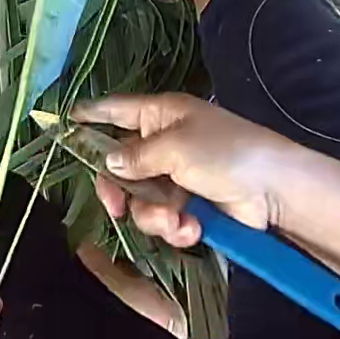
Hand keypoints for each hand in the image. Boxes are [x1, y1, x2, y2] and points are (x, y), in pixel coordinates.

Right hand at [71, 94, 313, 247]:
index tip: (65, 121)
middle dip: (120, 189)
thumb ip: (137, 156)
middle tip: (116, 206)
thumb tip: (109, 161)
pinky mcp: (190, 204)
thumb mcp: (176, 147)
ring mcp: (177, 175)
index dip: (91, 114)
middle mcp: (164, 142)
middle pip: (122, 164)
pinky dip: (176, 227)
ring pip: (141, 198)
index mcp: (161, 115)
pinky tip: (193, 229)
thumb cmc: (224, 152)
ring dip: (154, 215)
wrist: (274, 190)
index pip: (117, 109)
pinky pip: (164, 218)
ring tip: (177, 220)